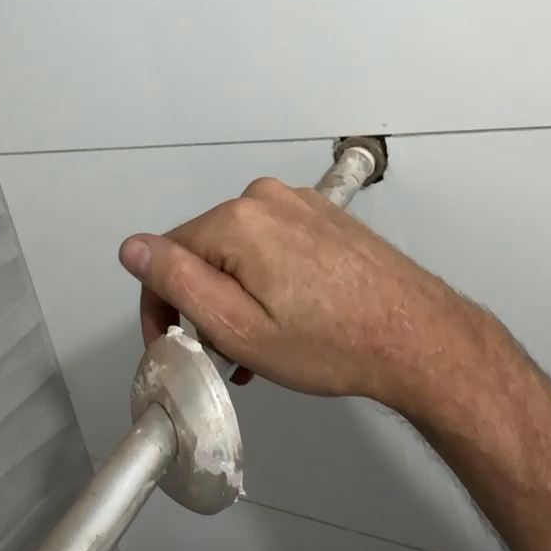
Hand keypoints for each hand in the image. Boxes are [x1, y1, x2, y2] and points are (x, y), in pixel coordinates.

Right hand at [117, 177, 482, 412]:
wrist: (416, 336)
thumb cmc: (337, 341)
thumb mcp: (238, 328)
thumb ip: (177, 282)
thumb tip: (133, 248)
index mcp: (238, 220)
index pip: (165, 254)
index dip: (161, 306)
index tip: (176, 343)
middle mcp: (265, 198)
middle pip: (203, 250)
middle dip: (203, 301)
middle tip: (227, 351)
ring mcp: (297, 204)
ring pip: (237, 250)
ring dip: (235, 294)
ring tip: (261, 344)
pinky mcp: (320, 216)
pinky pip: (272, 243)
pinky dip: (266, 278)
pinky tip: (286, 318)